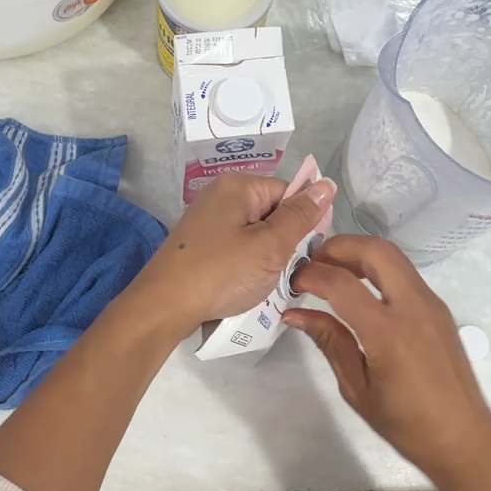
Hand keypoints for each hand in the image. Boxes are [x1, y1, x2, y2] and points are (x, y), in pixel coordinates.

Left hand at [125, 173, 335, 338]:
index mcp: (238, 186)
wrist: (164, 307)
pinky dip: (247, 267)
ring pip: (256, 236)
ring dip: (268, 260)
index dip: (305, 221)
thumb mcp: (269, 246)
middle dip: (285, 243)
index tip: (310, 253)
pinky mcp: (201, 246)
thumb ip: (300, 216)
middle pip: (272, 213)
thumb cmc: (221, 272)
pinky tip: (248, 288)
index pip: (289, 193)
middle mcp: (221, 196)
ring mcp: (208, 222)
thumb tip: (326, 184)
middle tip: (290, 272)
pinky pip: (237, 250)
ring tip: (269, 283)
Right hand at [286, 235, 490, 474]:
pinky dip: (377, 268)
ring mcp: (431, 304)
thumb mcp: (357, 389)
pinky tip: (359, 289)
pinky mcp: (438, 309)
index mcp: (389, 333)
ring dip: (359, 253)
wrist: (464, 438)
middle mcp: (413, 308)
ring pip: (393, 256)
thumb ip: (330, 342)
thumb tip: (295, 314)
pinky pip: (404, 274)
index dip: (312, 275)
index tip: (293, 282)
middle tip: (313, 262)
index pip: (342, 284)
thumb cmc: (406, 425)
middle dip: (339, 247)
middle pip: (375, 251)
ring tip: (332, 271)